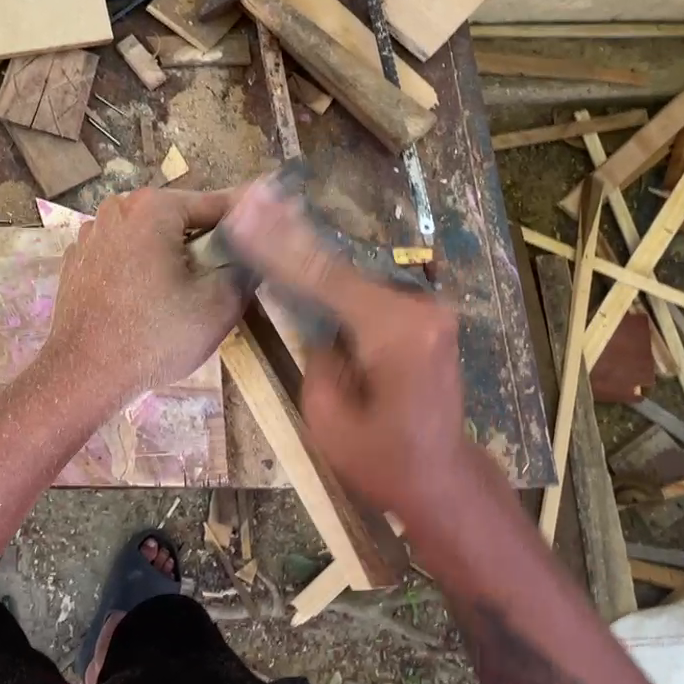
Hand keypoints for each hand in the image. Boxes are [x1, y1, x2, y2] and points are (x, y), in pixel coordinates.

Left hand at [37, 187, 247, 408]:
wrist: (84, 373)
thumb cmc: (155, 336)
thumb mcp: (219, 304)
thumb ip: (243, 266)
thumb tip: (252, 251)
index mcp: (152, 207)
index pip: (215, 204)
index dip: (243, 225)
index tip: (263, 241)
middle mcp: (116, 209)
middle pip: (178, 219)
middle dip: (202, 244)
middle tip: (222, 280)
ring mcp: (90, 235)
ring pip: (147, 237)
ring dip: (169, 256)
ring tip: (184, 296)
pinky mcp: (76, 261)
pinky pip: (121, 256)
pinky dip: (138, 269)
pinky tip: (145, 302)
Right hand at [219, 175, 470, 516]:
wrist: (440, 481)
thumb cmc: (381, 461)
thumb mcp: (327, 412)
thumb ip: (317, 348)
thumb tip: (308, 306)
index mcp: (398, 333)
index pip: (323, 277)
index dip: (278, 247)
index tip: (243, 217)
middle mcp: (421, 309)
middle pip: (340, 264)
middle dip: (291, 236)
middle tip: (251, 202)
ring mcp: (429, 309)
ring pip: (353, 270)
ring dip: (310, 250)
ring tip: (265, 217)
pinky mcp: (425, 314)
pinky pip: (368, 284)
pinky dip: (333, 272)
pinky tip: (298, 248)